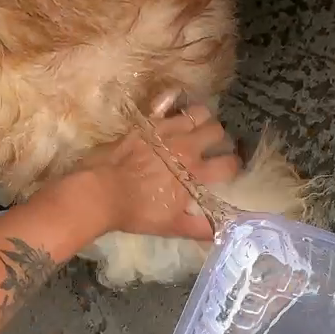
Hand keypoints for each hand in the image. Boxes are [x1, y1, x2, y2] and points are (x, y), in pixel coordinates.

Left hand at [64, 104, 242, 237]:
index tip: (229, 168)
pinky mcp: (146, 122)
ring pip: (197, 113)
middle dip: (219, 138)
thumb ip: (200, 227)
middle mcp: (186, 147)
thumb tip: (223, 230)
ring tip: (194, 128)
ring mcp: (166, 131)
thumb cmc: (136, 211)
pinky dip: (174, 103)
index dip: (234, 165)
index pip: (229, 163)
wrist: (100, 192)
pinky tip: (174, 108)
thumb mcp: (171, 226)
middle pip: (217, 131)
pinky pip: (167, 103)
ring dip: (200, 120)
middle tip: (211, 146)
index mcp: (195, 173)